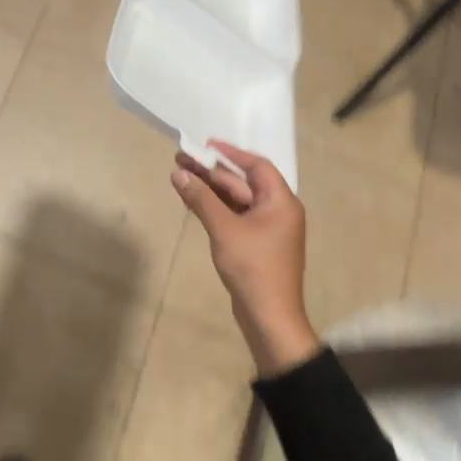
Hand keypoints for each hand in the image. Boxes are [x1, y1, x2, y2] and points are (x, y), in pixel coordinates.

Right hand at [172, 141, 320, 376]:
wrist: (269, 316)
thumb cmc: (253, 268)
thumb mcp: (224, 229)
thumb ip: (202, 199)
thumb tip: (179, 174)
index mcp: (281, 202)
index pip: (257, 166)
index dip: (230, 153)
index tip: (205, 144)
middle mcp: (278, 211)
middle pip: (243, 182)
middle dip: (212, 172)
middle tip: (181, 160)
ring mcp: (267, 229)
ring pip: (236, 201)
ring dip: (210, 190)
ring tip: (180, 177)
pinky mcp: (256, 244)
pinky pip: (235, 217)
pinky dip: (215, 208)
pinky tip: (193, 202)